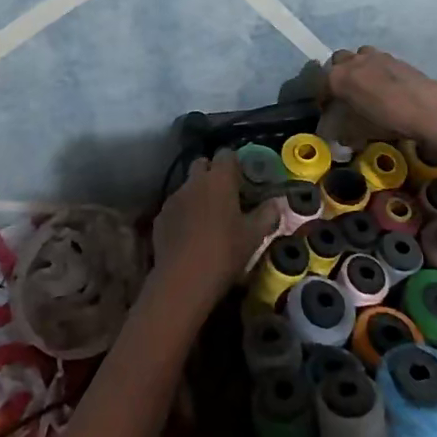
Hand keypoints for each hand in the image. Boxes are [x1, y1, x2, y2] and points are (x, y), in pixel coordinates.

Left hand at [152, 150, 280, 305]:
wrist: (182, 282)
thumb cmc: (224, 252)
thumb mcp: (255, 236)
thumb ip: (268, 214)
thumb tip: (276, 202)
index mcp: (219, 179)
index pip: (227, 154)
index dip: (235, 164)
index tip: (244, 180)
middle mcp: (194, 182)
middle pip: (202, 164)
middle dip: (213, 173)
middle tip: (227, 195)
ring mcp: (173, 199)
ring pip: (187, 186)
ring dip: (198, 194)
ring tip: (209, 219)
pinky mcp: (159, 219)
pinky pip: (175, 207)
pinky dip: (184, 214)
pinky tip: (191, 235)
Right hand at [325, 46, 436, 140]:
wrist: (425, 107)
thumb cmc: (385, 120)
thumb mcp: (357, 131)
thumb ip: (342, 130)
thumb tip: (338, 134)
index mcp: (337, 78)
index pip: (321, 85)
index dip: (322, 99)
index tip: (327, 110)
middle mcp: (353, 61)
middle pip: (338, 61)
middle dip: (338, 74)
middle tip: (345, 93)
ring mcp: (376, 56)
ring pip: (359, 55)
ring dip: (358, 66)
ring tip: (365, 85)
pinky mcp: (395, 57)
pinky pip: (378, 60)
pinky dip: (376, 69)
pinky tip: (385, 85)